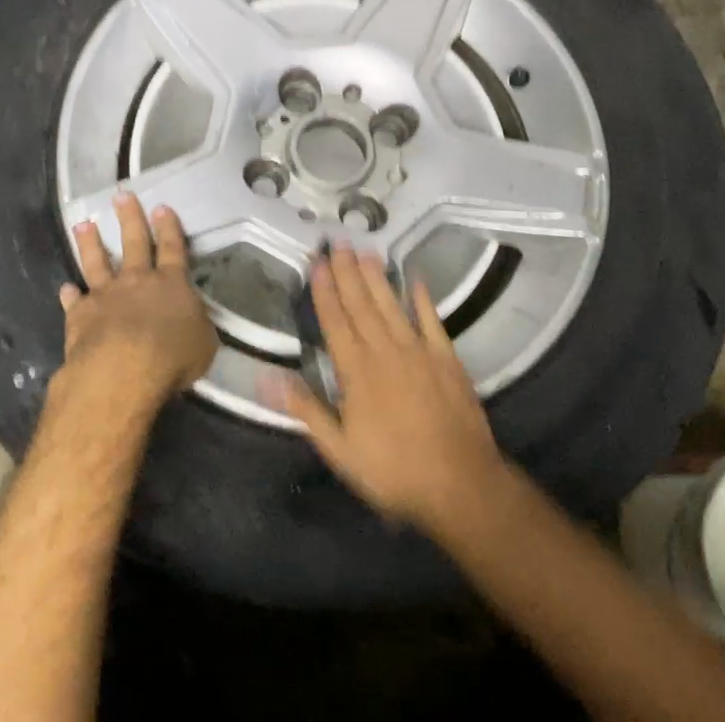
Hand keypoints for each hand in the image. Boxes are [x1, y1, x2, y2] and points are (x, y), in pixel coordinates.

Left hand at [56, 193, 217, 404]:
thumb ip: (196, 325)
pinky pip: (74, 300)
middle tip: (121, 196)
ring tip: (83, 226)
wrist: (123, 368)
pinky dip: (70, 294)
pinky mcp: (80, 315)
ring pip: (97, 262)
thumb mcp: (203, 343)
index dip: (169, 228)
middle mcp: (137, 281)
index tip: (161, 207)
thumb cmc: (172, 357)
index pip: (172, 249)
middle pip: (134, 243)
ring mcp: (105, 295)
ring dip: (90, 243)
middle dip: (129, 218)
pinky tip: (65, 289)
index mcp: (171, 284)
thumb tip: (192, 317)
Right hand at [281, 242, 508, 527]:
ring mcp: (419, 352)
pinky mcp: (447, 360)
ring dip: (377, 277)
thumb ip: (305, 409)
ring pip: (392, 305)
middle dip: (347, 272)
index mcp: (356, 372)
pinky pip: (431, 320)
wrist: (459, 483)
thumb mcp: (339, 449)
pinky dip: (422, 298)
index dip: (324, 291)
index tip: (316, 263)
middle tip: (338, 241)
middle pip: (362, 305)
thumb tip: (265, 378)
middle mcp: (385, 352)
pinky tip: (414, 279)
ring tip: (365, 249)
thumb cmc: (393, 471)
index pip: (335, 322)